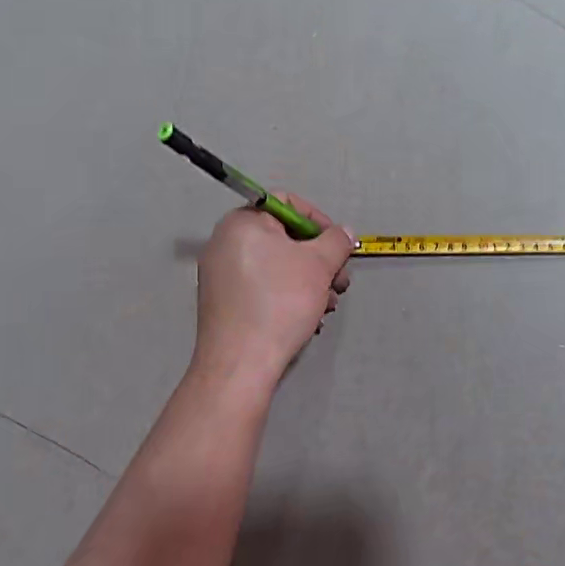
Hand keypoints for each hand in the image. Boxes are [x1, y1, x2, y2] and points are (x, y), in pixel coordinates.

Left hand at [193, 193, 354, 381]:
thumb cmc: (281, 302)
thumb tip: (344, 233)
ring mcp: (220, 274)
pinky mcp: (223, 302)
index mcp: (242, 222)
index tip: (339, 247)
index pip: (287, 204)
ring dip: (309, 282)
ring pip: (276, 266)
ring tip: (328, 306)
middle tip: (340, 282)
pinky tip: (308, 319)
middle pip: (283, 238)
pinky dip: (287, 296)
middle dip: (319, 259)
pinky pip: (262, 287)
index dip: (320, 221)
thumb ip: (336, 241)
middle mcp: (224, 242)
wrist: (241, 362)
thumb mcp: (319, 265)